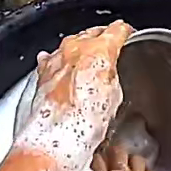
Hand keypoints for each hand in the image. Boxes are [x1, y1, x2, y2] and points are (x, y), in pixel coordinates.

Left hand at [12, 21, 134, 170]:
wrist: (53, 140)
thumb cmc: (83, 123)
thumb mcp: (114, 97)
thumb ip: (112, 75)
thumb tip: (108, 70)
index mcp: (98, 49)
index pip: (116, 30)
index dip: (125, 32)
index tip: (128, 33)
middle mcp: (74, 48)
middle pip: (92, 33)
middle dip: (102, 37)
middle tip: (111, 44)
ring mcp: (56, 59)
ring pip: (72, 44)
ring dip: (81, 48)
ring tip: (89, 58)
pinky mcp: (42, 72)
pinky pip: (54, 59)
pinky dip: (62, 61)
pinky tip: (65, 68)